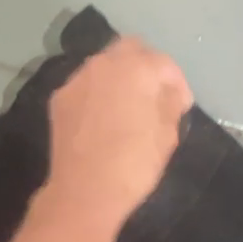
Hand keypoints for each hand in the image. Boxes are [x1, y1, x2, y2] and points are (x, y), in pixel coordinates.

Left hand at [45, 37, 193, 227]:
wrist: (84, 192)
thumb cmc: (134, 164)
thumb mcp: (167, 135)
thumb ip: (170, 103)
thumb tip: (169, 93)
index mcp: (135, 68)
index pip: (164, 63)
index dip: (177, 83)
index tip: (182, 105)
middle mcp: (103, 64)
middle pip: (130, 49)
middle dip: (147, 66)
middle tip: (156, 93)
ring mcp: (77, 80)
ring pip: (104, 65)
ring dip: (120, 76)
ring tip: (130, 104)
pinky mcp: (60, 99)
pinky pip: (86, 85)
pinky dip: (99, 92)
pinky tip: (104, 116)